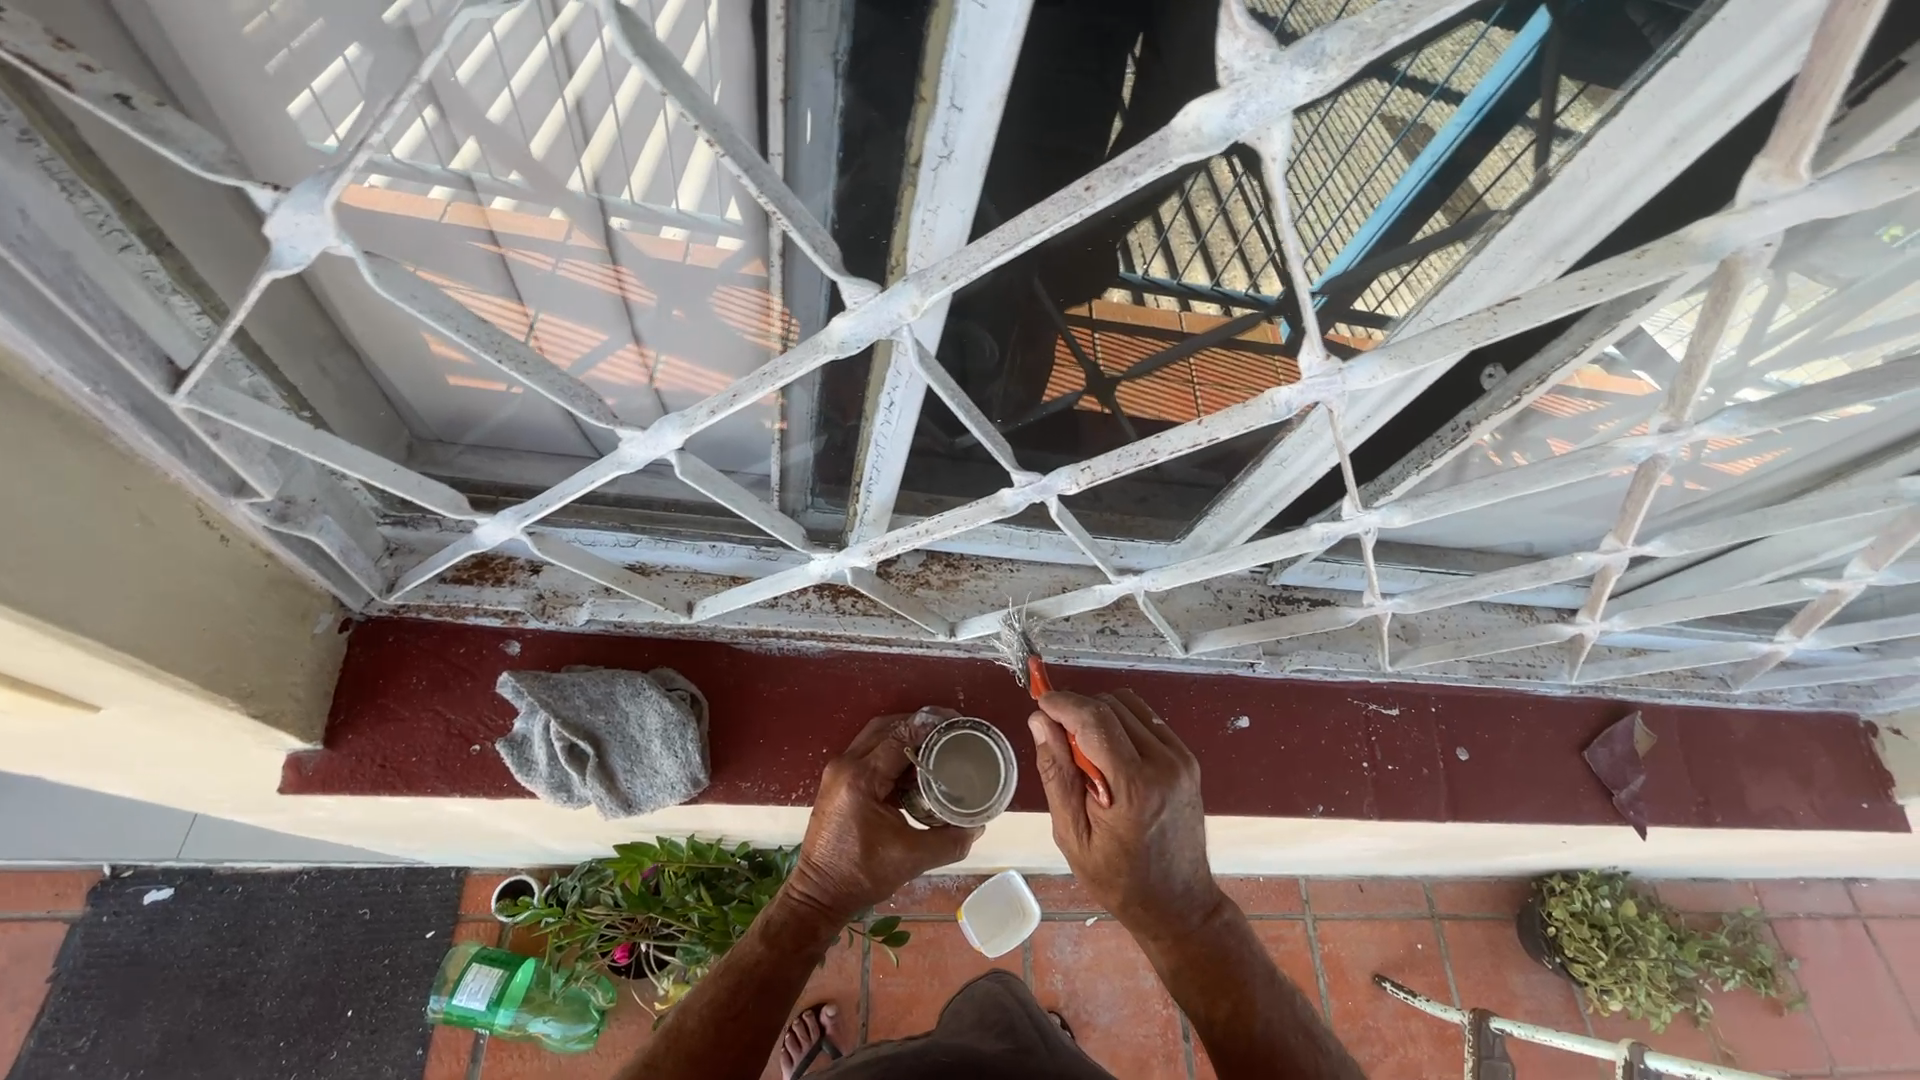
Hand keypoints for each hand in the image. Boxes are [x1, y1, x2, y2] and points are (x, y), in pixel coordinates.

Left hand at [786, 708, 982, 923]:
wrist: (819, 893)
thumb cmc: (861, 875)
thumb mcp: (913, 858)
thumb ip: (950, 840)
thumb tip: (978, 824)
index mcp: (861, 777)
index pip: (900, 736)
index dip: (930, 726)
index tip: (957, 724)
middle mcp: (846, 765)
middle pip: (887, 727)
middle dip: (918, 725)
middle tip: (949, 731)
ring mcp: (838, 771)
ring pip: (876, 737)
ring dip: (905, 737)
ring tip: (937, 745)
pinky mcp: (838, 781)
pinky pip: (869, 753)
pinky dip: (893, 753)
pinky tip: (916, 768)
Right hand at [1029, 690, 1226, 943]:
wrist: (1178, 904)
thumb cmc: (1118, 879)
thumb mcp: (1072, 835)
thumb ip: (1056, 773)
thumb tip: (1039, 722)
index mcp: (1133, 787)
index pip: (1094, 719)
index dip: (1063, 702)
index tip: (1039, 701)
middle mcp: (1163, 764)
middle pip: (1111, 706)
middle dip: (1077, 709)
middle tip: (1056, 735)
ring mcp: (1180, 759)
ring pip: (1129, 706)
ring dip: (1099, 714)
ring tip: (1083, 749)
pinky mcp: (1187, 759)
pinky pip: (1147, 719)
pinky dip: (1121, 723)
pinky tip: (1109, 752)